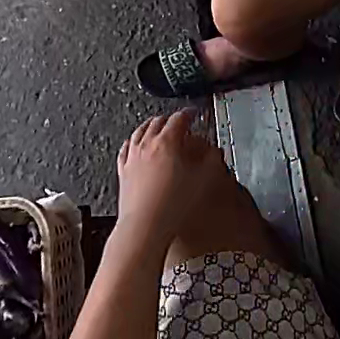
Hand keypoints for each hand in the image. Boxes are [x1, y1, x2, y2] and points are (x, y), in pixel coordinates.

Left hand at [116, 110, 232, 243]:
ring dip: (151, 125)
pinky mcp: (124, 171)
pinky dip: (133, 141)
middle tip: (180, 122)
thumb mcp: (204, 179)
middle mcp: (147, 145)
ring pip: (139, 131)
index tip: (194, 114)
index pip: (179, 119)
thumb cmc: (172, 204)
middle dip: (170, 119)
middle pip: (158, 122)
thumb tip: (215, 152)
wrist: (145, 225)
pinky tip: (134, 143)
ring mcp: (133, 157)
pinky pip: (126, 148)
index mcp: (167, 142)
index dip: (189, 114)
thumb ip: (213, 160)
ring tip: (157, 125)